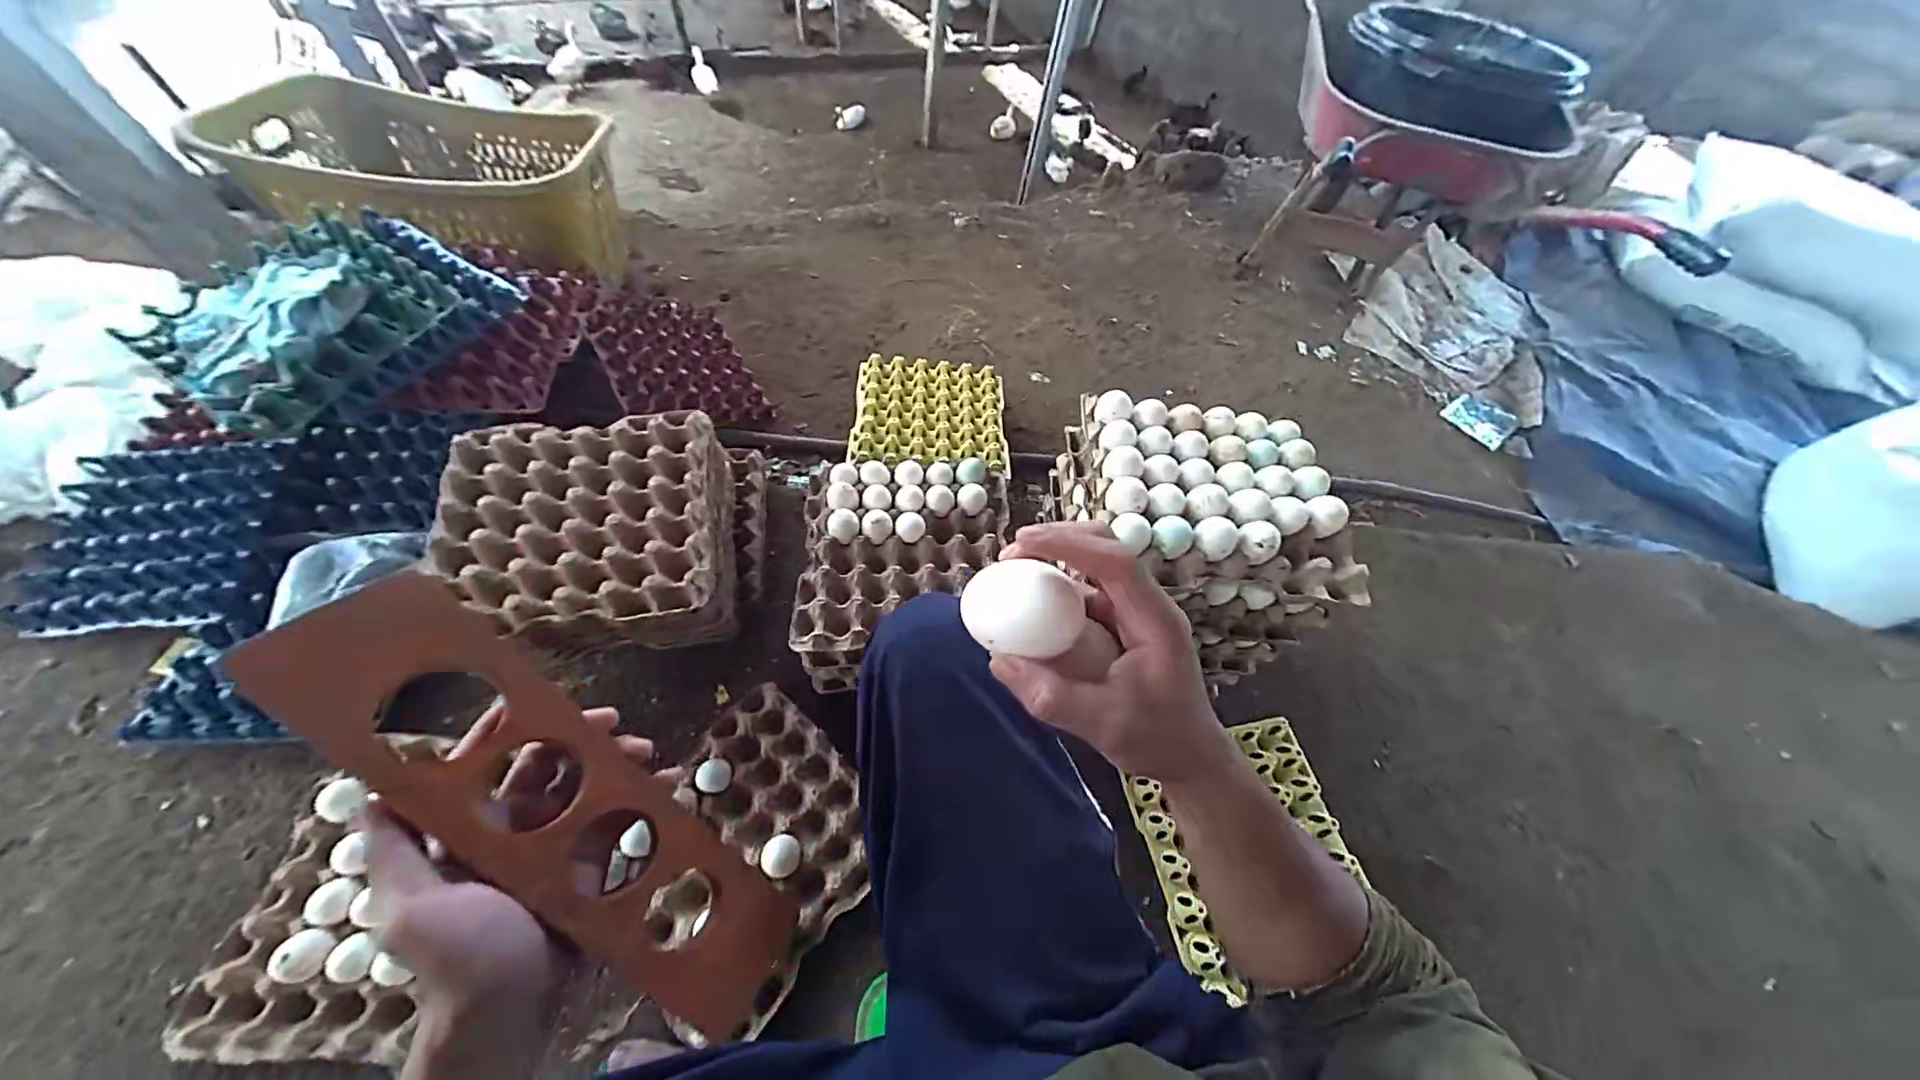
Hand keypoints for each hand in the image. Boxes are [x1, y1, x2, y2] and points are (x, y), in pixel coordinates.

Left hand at [359, 703, 668, 1079]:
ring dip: (618, 762)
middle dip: (581, 739)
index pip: (490, 767)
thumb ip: (394, 853)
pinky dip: (646, 799)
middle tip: (615, 724)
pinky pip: (621, 821)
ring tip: (647, 752)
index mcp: (472, 831)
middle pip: (551, 767)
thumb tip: (369, 793)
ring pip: (589, 787)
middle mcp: (516, 830)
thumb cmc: (457, 957)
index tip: (547, 706)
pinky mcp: (595, 864)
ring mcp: (559, 845)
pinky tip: (669, 784)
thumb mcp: (411, 908)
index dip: (515, 730)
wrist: (510, 1012)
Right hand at [988, 521, 1238, 785]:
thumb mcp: (1102, 725)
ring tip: (1014, 575)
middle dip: (1059, 541)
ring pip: (1095, 566)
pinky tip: (1031, 607)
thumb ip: (1051, 696)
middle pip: (1107, 548)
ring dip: (1056, 562)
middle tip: (1012, 556)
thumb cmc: (1158, 740)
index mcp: (1155, 621)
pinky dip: (1056, 592)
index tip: (1022, 544)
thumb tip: (999, 660)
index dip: (1068, 545)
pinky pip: (1087, 595)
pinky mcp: (1121, 626)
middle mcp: (1148, 606)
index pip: (1115, 562)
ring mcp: (1135, 614)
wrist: (1190, 759)